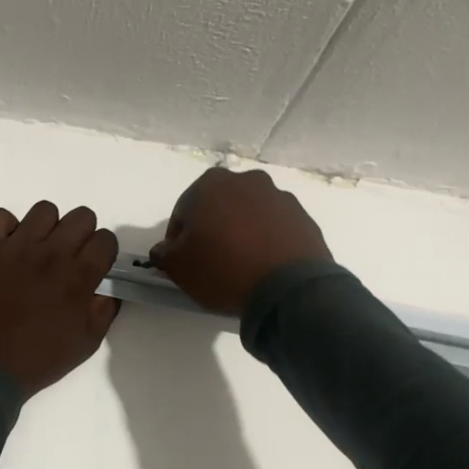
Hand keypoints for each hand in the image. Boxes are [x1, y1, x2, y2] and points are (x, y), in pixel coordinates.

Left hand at [0, 201, 121, 394]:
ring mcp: (15, 248)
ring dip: (46, 228)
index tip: (92, 265)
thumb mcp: (87, 343)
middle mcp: (50, 255)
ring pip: (44, 210)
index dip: (102, 252)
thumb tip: (106, 286)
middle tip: (66, 257)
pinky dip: (5, 227)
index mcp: (78, 278)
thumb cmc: (39, 360)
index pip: (105, 239)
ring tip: (36, 250)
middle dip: (80, 235)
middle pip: (81, 216)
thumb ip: (105, 309)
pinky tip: (8, 248)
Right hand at [148, 167, 332, 315]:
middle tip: (211, 261)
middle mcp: (246, 181)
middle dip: (212, 228)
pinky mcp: (304, 217)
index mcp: (210, 184)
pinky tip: (264, 266)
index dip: (179, 239)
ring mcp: (279, 197)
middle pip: (219, 207)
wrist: (288, 288)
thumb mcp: (178, 267)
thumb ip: (164, 253)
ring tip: (241, 265)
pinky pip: (275, 228)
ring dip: (242, 232)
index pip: (183, 211)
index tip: (183, 261)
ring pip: (249, 214)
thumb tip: (166, 249)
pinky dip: (267, 241)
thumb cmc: (223, 269)